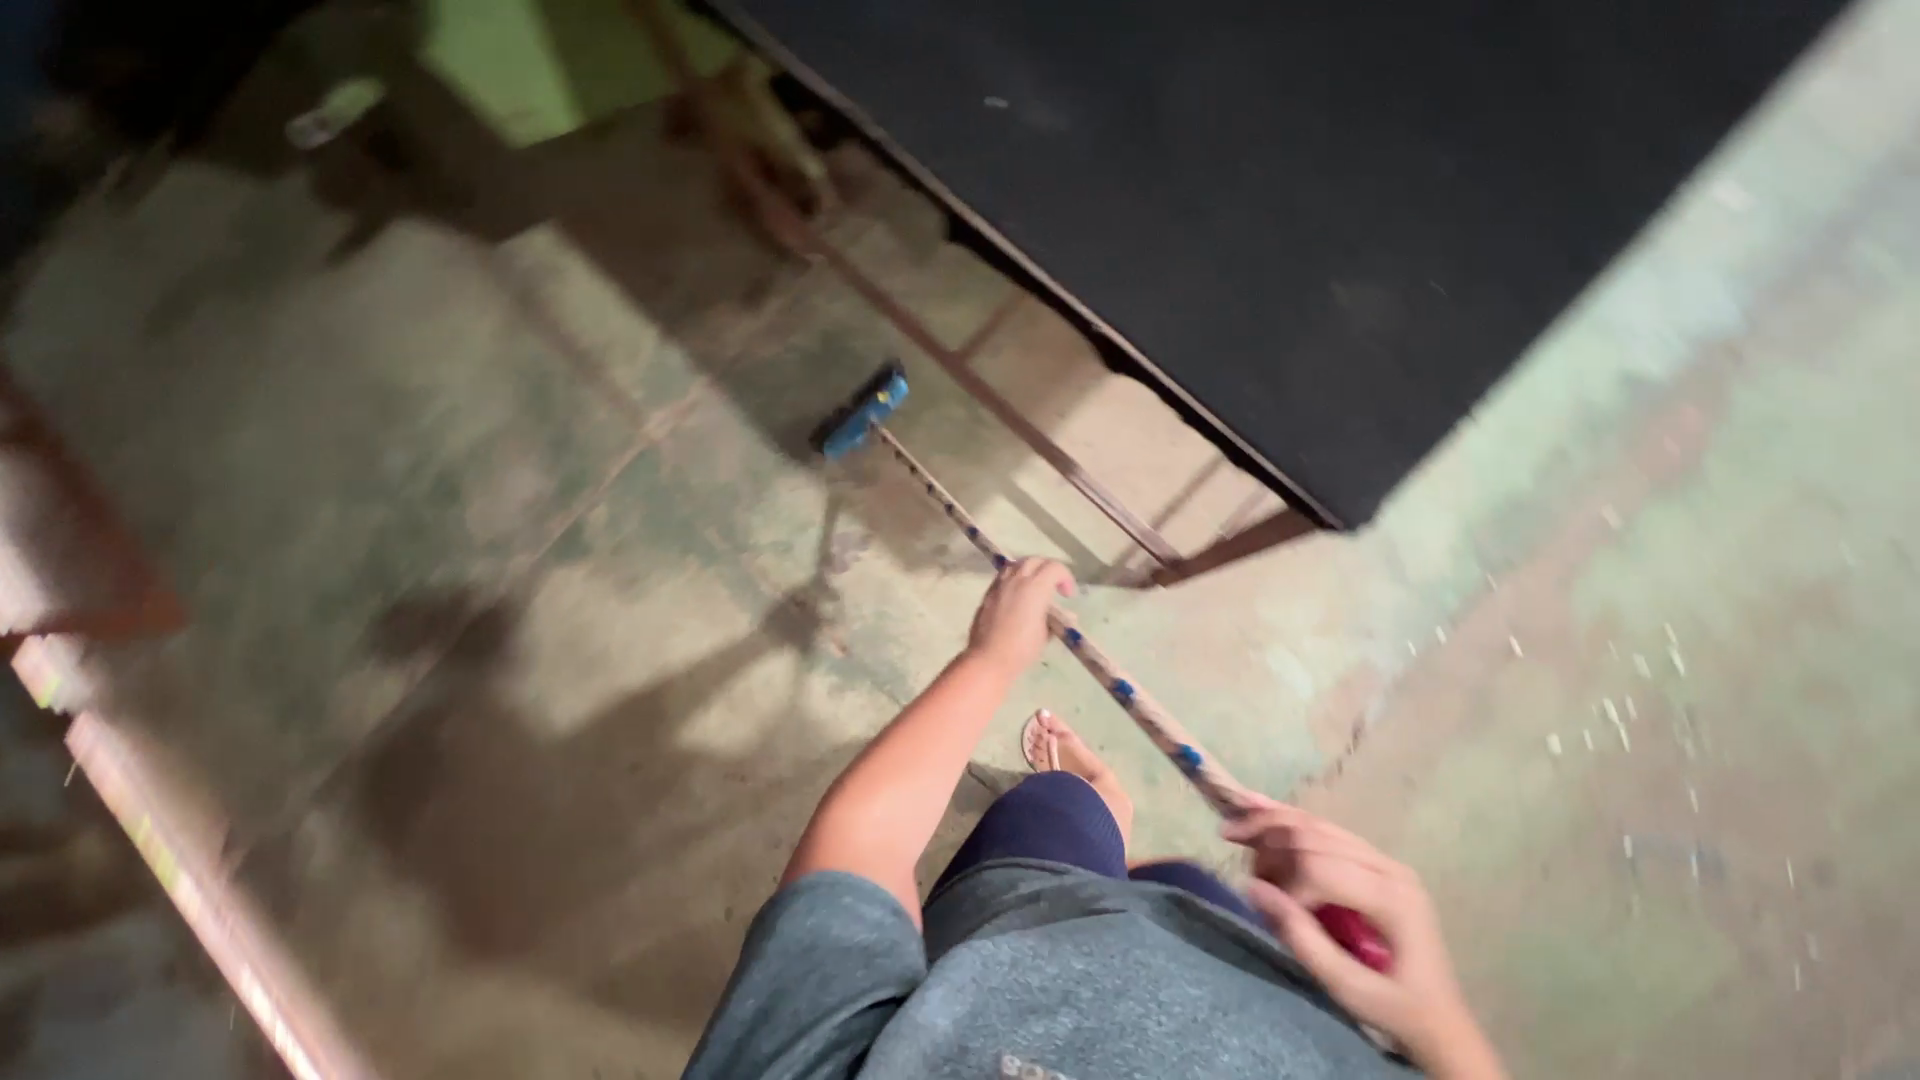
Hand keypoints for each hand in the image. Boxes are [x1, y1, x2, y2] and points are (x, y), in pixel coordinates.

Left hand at [963, 557, 1074, 677]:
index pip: (1054, 567)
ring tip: (1036, 586)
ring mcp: (1000, 584)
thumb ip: (1055, 618)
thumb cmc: (1021, 649)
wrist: (988, 658)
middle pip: (1036, 560)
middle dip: (1049, 569)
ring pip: (1017, 563)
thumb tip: (1066, 615)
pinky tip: (1018, 593)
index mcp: (1035, 588)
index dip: (1066, 577)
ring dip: (1031, 569)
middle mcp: (1016, 580)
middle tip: (1055, 586)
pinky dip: (1016, 577)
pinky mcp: (988, 592)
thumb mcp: (1045, 634)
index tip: (1068, 595)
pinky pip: (1004, 574)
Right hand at [1223, 800, 1505, 1078]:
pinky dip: (1288, 819)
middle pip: (1316, 834)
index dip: (1285, 884)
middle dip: (1268, 834)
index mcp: (1392, 898)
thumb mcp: (1349, 988)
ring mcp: (1383, 861)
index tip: (1267, 909)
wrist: (1439, 1019)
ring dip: (1273, 821)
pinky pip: (1324, 830)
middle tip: (1227, 838)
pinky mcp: (1372, 862)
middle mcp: (1389, 867)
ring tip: (1234, 825)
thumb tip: (1252, 888)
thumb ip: (1301, 938)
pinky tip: (1255, 804)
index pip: (1322, 869)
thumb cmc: (1396, 1008)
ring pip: (1317, 825)